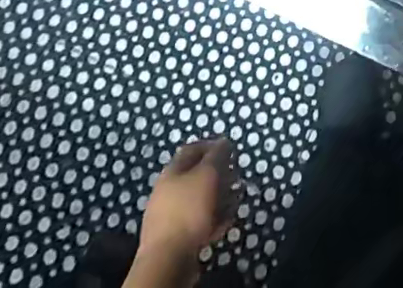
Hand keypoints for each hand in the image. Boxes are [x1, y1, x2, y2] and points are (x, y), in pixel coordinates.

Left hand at [139, 137, 237, 261]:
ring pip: (200, 200)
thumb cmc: (188, 209)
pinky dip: (213, 220)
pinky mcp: (177, 237)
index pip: (193, 149)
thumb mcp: (207, 174)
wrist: (167, 260)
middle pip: (198, 176)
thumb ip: (218, 155)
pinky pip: (199, 222)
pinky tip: (225, 223)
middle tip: (236, 178)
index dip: (213, 146)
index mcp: (172, 171)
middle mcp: (168, 190)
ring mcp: (171, 215)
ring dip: (220, 199)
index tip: (231, 151)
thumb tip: (224, 142)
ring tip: (235, 202)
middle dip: (220, 175)